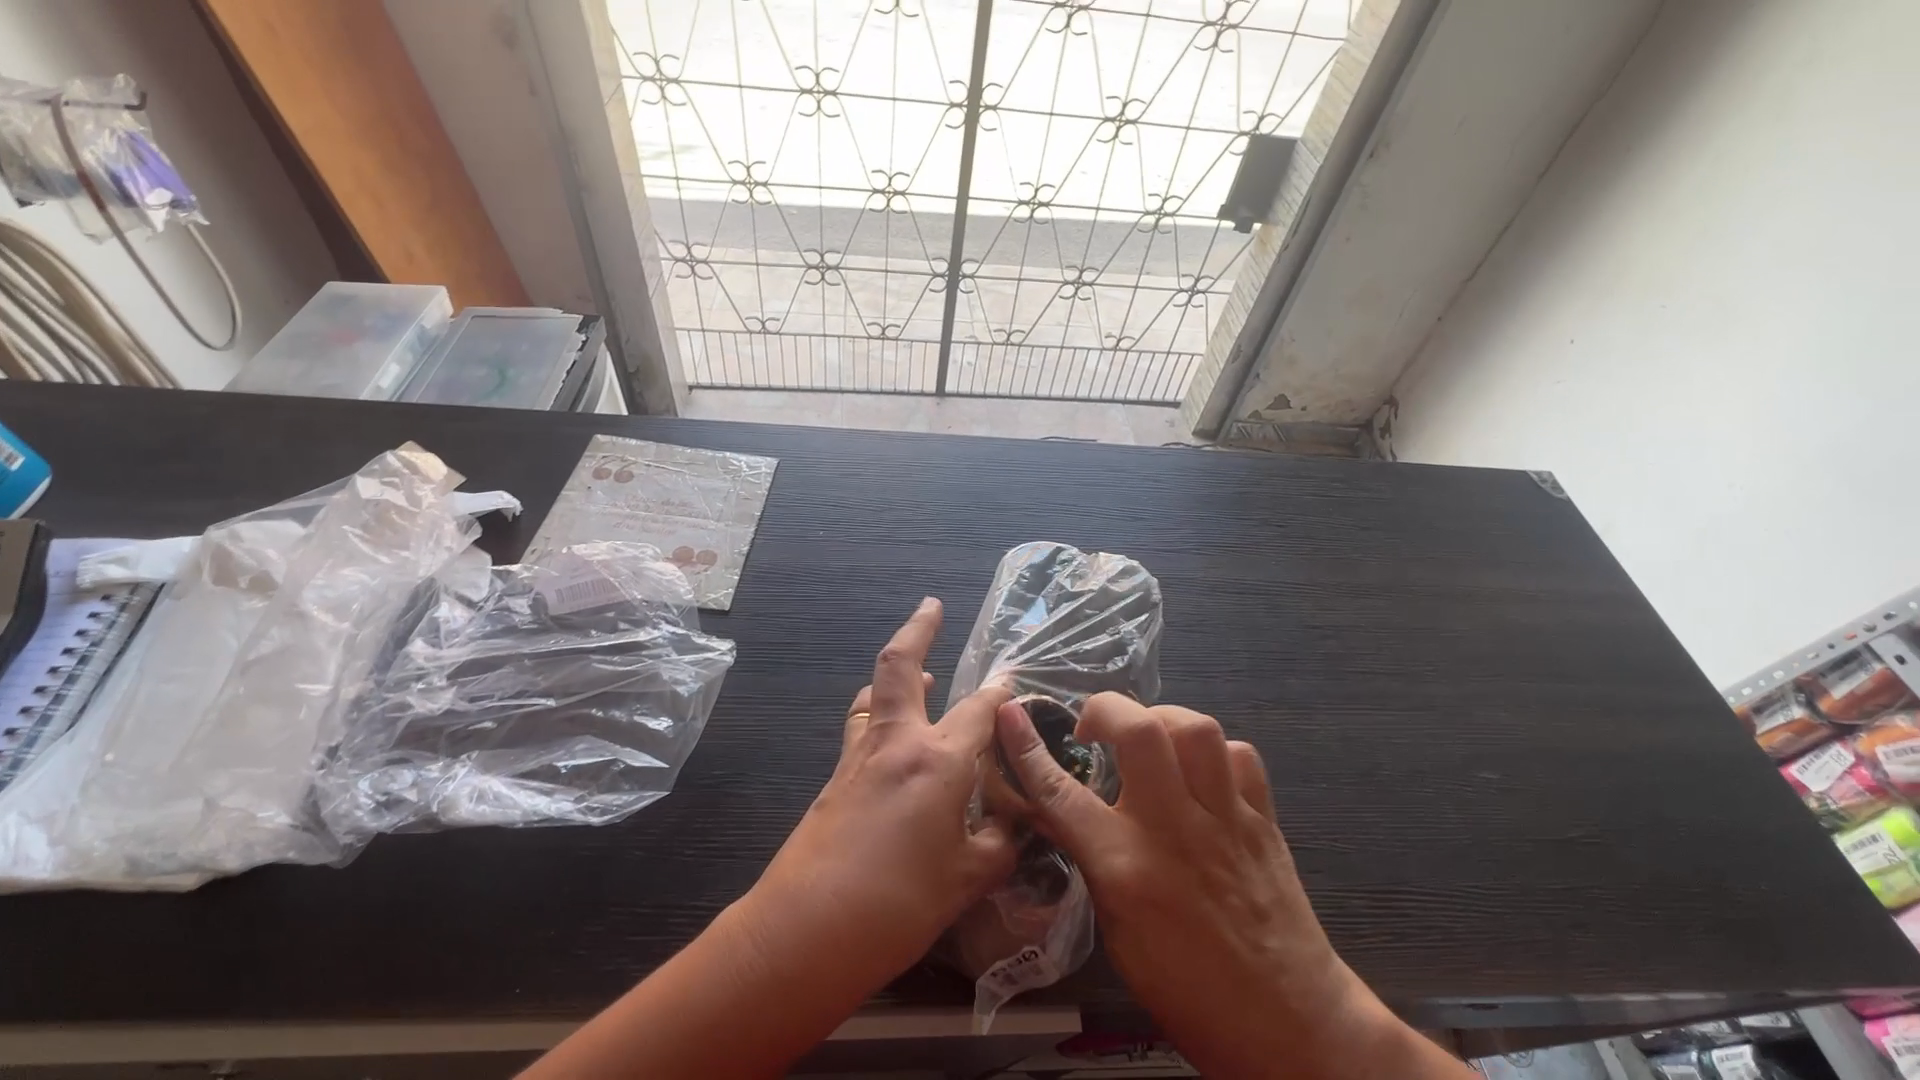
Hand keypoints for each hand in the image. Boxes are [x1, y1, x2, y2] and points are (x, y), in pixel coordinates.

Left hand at [735, 597, 1016, 996]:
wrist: (807, 930)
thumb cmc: (900, 905)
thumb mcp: (970, 878)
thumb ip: (1000, 842)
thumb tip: (1015, 825)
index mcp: (939, 761)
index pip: (979, 708)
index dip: (1000, 693)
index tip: (1013, 683)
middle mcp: (896, 743)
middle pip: (900, 665)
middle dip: (918, 629)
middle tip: (932, 606)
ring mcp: (857, 758)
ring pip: (873, 694)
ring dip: (896, 674)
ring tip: (919, 674)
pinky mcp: (834, 780)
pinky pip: (861, 728)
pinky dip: (880, 715)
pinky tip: (894, 742)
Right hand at [997, 693, 1458, 1079]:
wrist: (1287, 1021)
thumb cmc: (1187, 990)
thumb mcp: (1119, 934)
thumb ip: (1094, 865)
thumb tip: (1065, 817)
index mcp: (1127, 865)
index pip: (1062, 794)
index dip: (1028, 750)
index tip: (1010, 717)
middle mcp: (1175, 827)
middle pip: (1139, 730)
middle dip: (1105, 709)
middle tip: (1093, 729)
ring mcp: (1226, 818)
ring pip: (1196, 728)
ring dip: (1162, 720)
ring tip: (1148, 741)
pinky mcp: (1264, 820)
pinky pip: (1240, 757)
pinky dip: (1214, 753)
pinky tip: (1200, 774)